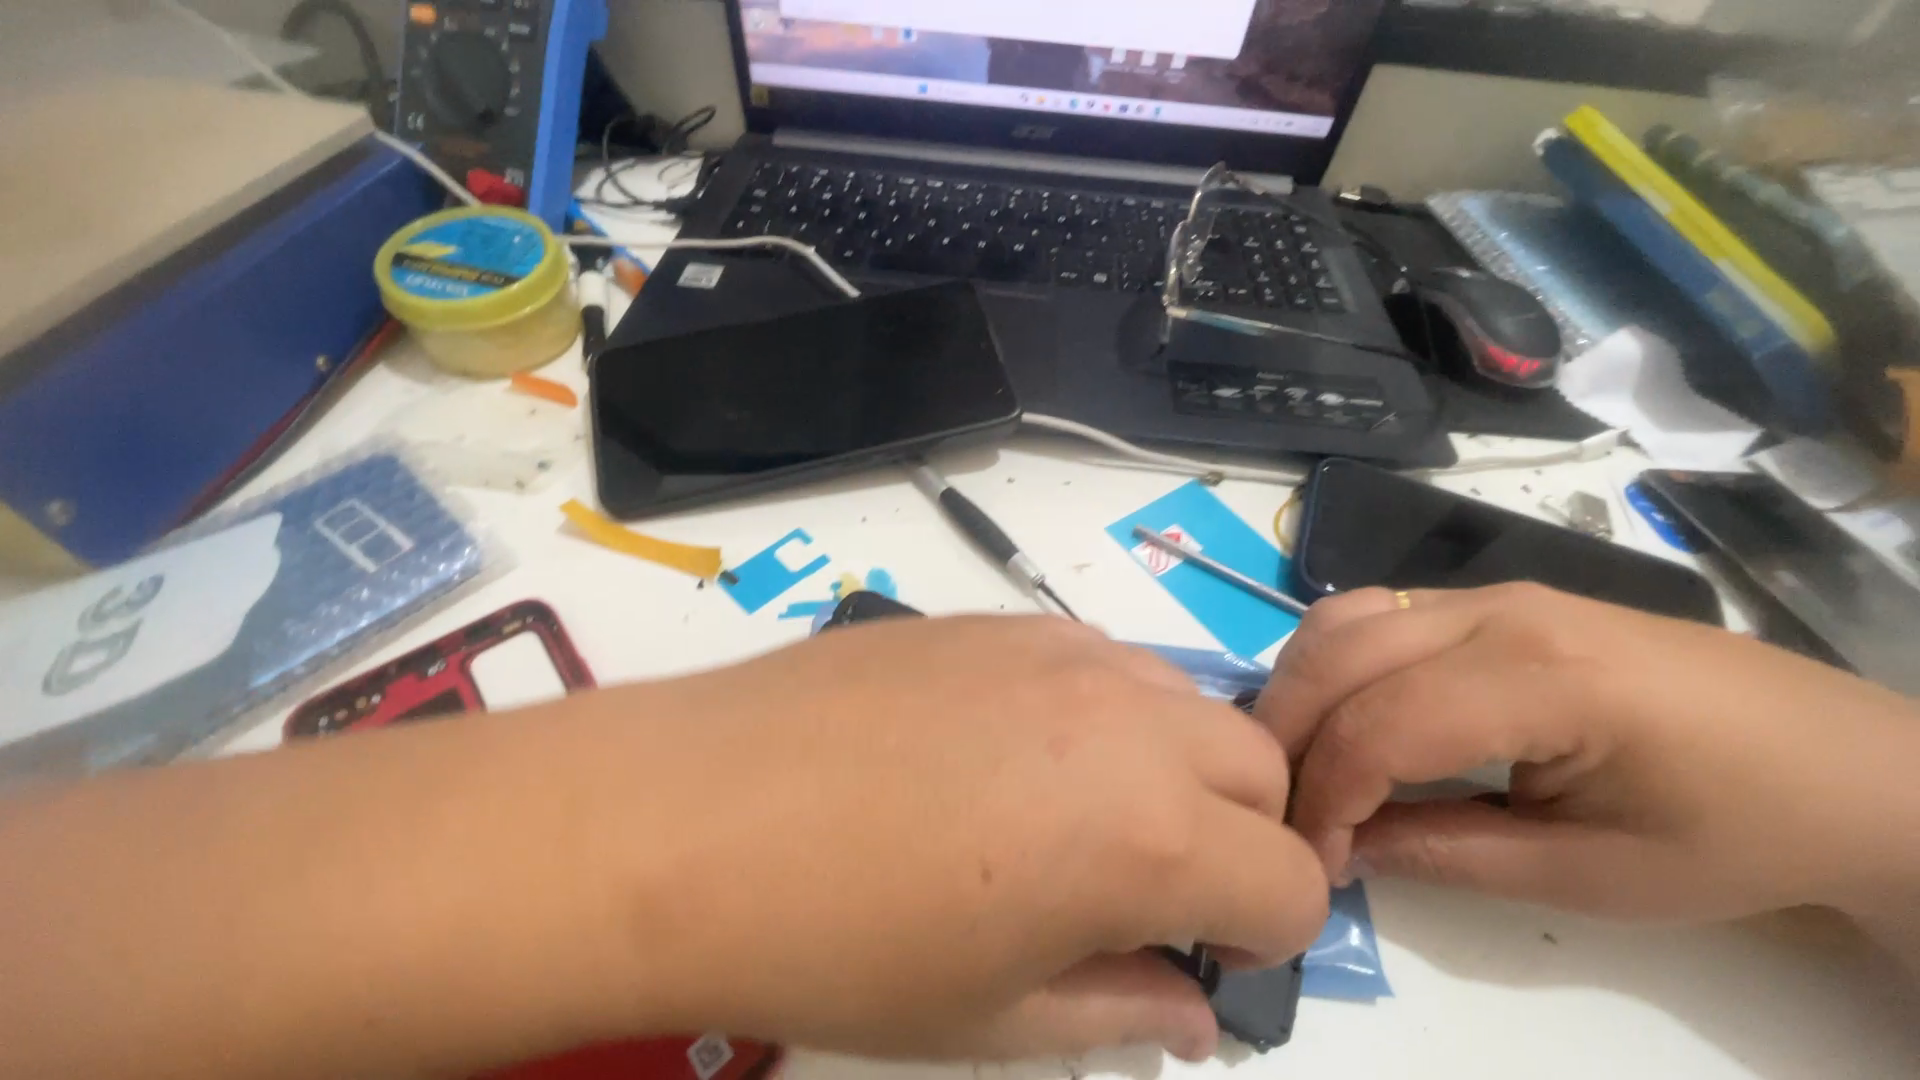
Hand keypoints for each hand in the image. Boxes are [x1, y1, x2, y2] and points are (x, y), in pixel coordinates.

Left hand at [595, 616, 1327, 1061]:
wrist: (688, 815)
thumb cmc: (838, 944)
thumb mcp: (992, 1016)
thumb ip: (1121, 1008)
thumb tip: (1191, 1008)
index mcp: (1148, 833)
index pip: (1293, 881)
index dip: (1260, 936)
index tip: (1193, 953)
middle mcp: (1127, 719)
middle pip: (1260, 770)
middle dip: (1236, 836)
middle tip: (1142, 882)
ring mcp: (1058, 650)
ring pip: (1184, 699)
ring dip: (1171, 762)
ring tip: (1074, 810)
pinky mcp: (996, 618)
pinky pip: (1097, 656)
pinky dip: (1100, 708)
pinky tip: (1007, 747)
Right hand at [1256, 585, 1919, 927]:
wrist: (1848, 765)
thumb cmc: (1735, 831)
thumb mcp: (1595, 874)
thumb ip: (1447, 853)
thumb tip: (1339, 849)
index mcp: (1542, 678)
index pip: (1382, 724)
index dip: (1326, 794)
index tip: (1314, 858)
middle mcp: (1497, 612)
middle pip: (1338, 655)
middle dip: (1288, 734)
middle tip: (1279, 807)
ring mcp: (1490, 595)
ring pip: (1341, 619)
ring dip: (1298, 689)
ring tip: (1297, 760)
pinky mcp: (1489, 599)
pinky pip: (1373, 614)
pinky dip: (1330, 663)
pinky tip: (1339, 714)